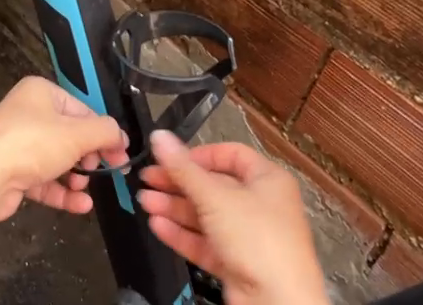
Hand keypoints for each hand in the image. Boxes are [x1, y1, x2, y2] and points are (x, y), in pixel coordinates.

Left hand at [0, 76, 129, 223]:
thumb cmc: (32, 145)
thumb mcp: (76, 134)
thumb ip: (104, 131)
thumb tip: (120, 135)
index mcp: (41, 92)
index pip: (82, 109)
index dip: (103, 132)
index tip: (121, 155)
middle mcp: (27, 112)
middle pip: (70, 134)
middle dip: (89, 156)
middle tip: (106, 171)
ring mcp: (17, 142)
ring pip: (57, 159)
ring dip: (76, 177)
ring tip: (85, 190)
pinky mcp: (12, 170)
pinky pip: (44, 179)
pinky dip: (62, 192)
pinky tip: (81, 206)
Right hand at [137, 132, 327, 304]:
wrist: (278, 304)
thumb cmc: (256, 237)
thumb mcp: (215, 196)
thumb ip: (183, 168)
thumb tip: (158, 135)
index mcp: (267, 180)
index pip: (230, 155)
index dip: (198, 154)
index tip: (170, 158)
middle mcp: (260, 205)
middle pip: (212, 186)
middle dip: (178, 183)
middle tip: (146, 178)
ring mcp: (248, 237)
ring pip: (206, 216)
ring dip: (174, 208)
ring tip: (144, 201)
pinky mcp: (237, 264)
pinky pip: (206, 243)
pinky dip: (183, 234)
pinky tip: (157, 225)